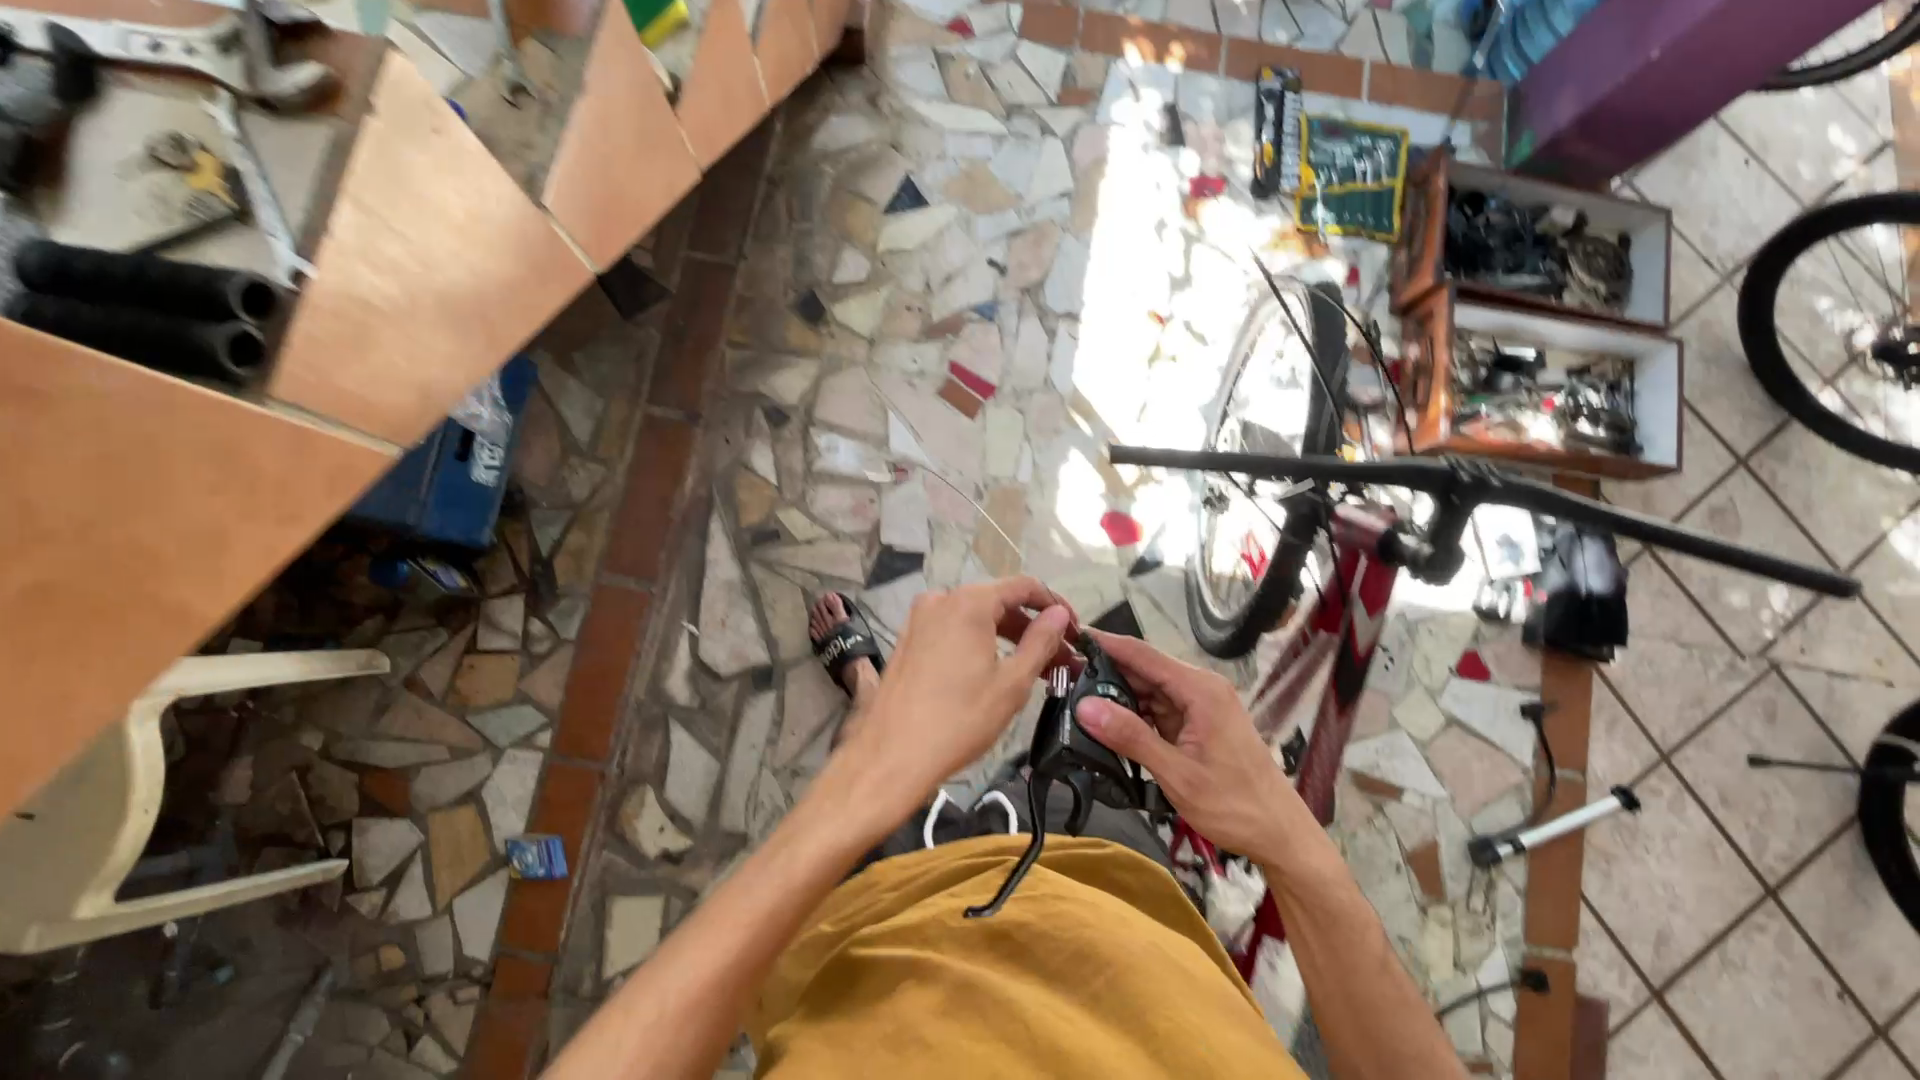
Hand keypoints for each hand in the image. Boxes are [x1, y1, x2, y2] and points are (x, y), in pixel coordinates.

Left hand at [833, 577, 1077, 829]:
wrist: (892, 755)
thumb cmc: (959, 720)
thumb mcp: (1012, 683)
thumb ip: (1040, 641)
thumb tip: (1058, 613)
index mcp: (969, 602)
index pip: (1023, 586)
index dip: (1054, 605)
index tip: (1074, 631)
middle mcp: (940, 600)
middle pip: (998, 601)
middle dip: (1032, 627)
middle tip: (1060, 660)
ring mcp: (919, 620)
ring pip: (975, 618)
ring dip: (1007, 638)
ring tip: (1034, 670)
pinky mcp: (907, 641)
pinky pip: (952, 632)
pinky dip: (979, 644)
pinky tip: (995, 672)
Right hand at [1074, 630, 1314, 865]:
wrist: (1280, 834)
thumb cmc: (1233, 804)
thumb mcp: (1177, 774)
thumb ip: (1131, 737)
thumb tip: (1084, 706)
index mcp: (1200, 690)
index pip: (1142, 654)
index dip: (1105, 643)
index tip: (1068, 637)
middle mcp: (1201, 688)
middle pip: (1144, 670)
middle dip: (1104, 673)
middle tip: (1061, 678)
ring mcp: (1201, 707)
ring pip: (1150, 690)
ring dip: (1117, 696)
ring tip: (1074, 701)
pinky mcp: (1199, 725)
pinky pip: (1160, 710)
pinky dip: (1135, 716)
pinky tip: (1107, 725)